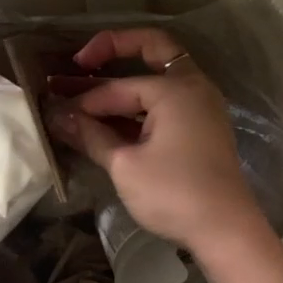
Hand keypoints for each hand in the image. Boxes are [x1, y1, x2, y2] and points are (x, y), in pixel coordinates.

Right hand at [45, 28, 261, 254]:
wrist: (226, 232)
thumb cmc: (174, 193)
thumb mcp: (125, 165)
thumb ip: (91, 136)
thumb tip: (57, 117)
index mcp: (175, 88)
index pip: (117, 86)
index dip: (85, 100)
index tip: (58, 114)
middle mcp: (192, 87)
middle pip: (151, 50)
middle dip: (112, 52)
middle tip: (78, 61)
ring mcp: (199, 108)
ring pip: (156, 80)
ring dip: (122, 85)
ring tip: (83, 95)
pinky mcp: (199, 130)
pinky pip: (164, 103)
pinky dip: (137, 105)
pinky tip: (109, 121)